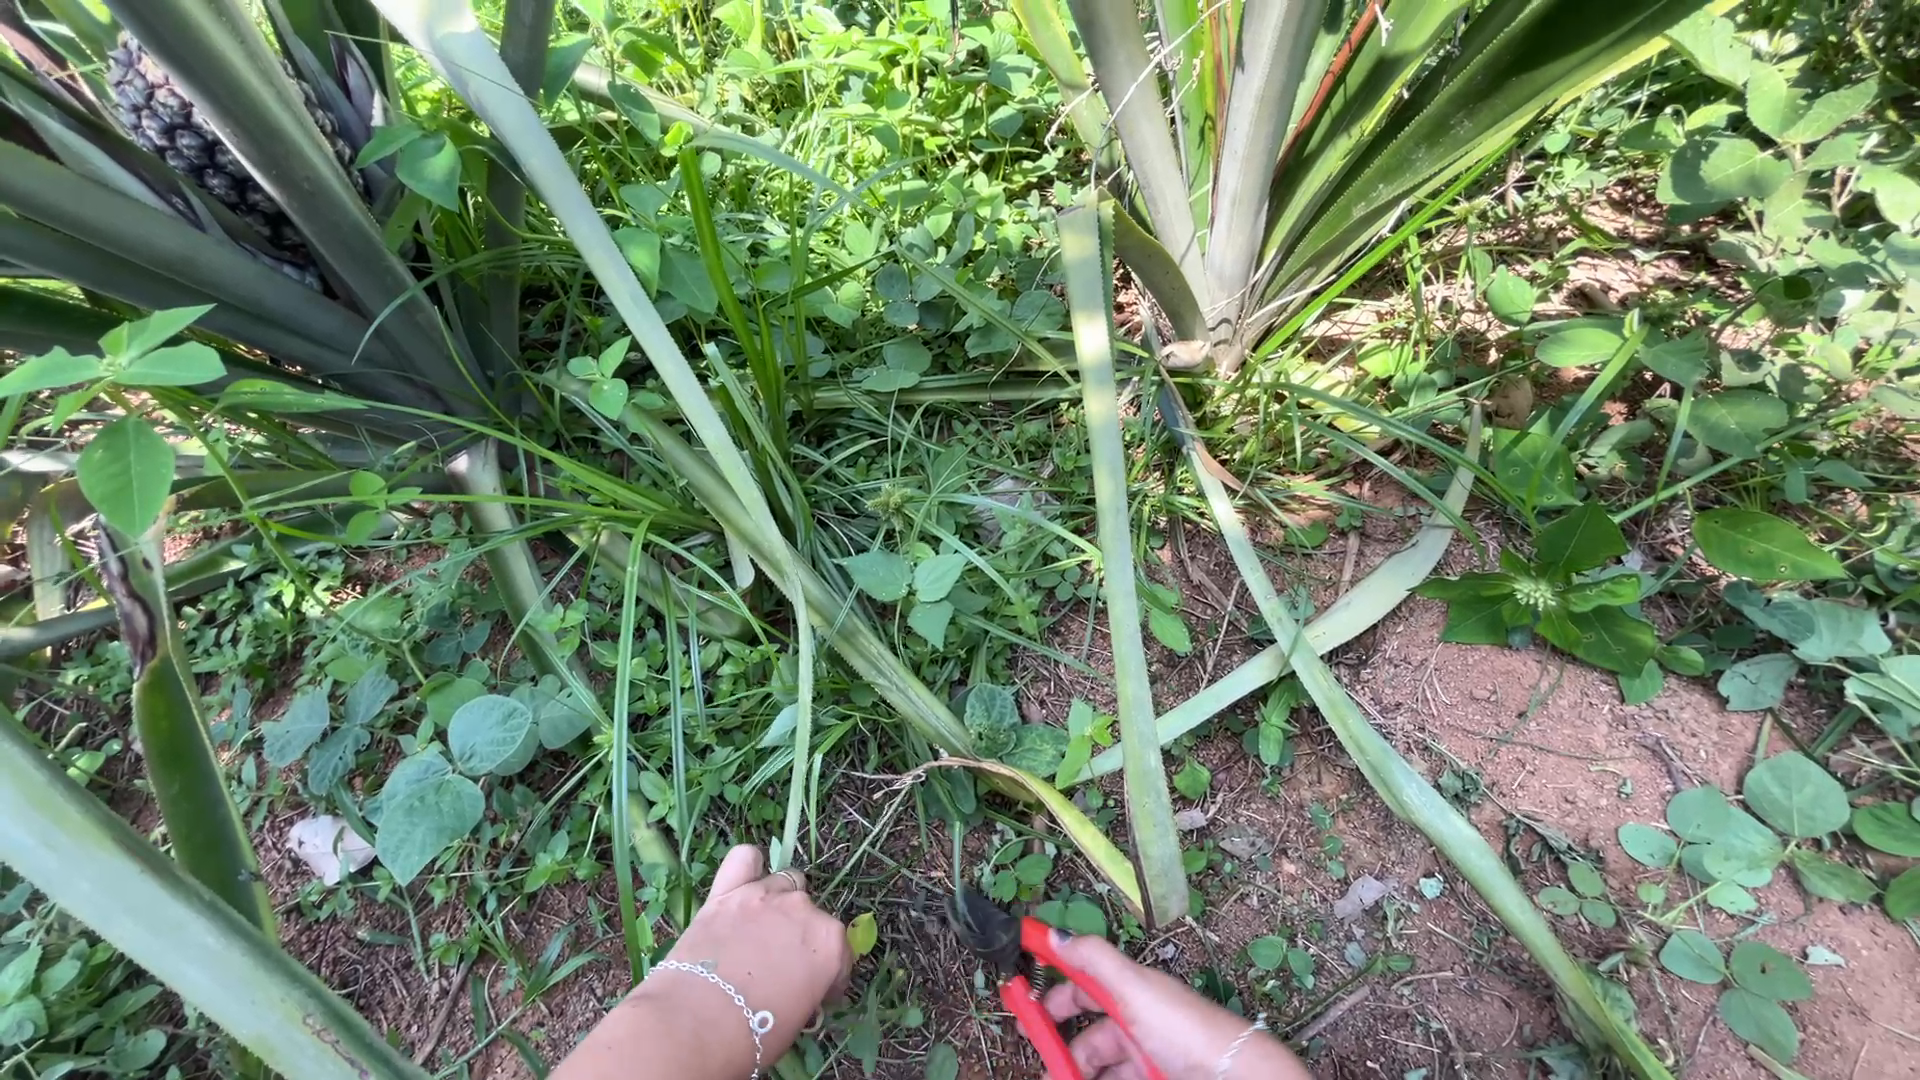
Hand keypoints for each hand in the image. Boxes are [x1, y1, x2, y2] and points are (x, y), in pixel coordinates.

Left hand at [554, 845, 850, 1079]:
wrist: (694, 1026)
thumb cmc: (753, 1035)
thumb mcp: (797, 1020)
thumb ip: (807, 987)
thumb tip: (798, 985)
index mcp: (829, 943)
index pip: (841, 952)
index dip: (829, 974)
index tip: (816, 991)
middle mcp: (804, 909)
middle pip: (811, 914)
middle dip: (800, 937)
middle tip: (779, 967)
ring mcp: (765, 894)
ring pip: (785, 882)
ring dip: (779, 903)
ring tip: (760, 931)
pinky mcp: (729, 890)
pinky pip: (745, 859)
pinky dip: (748, 867)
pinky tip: (743, 885)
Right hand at [1040, 930, 1309, 1079]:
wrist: (1234, 1078)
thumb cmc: (1182, 1028)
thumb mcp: (1133, 986)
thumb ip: (1093, 959)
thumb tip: (1053, 933)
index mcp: (1129, 992)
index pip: (1082, 982)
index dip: (1053, 986)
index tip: (1021, 995)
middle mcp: (1136, 1024)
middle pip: (1087, 1034)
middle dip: (1059, 1045)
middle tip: (1038, 1057)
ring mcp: (1146, 1058)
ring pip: (1101, 1065)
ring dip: (1076, 1070)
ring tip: (1060, 1077)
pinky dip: (1098, 1079)